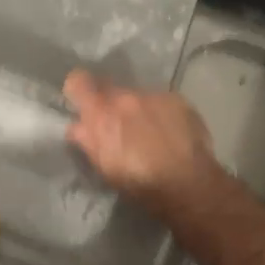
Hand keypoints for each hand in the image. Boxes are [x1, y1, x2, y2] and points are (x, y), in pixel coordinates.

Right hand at [64, 69, 222, 206]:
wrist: (187, 183)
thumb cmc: (138, 181)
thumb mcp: (103, 166)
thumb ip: (87, 140)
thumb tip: (78, 126)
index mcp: (101, 112)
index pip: (79, 81)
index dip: (79, 88)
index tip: (83, 102)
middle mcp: (126, 97)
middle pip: (112, 90)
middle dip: (112, 106)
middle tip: (120, 128)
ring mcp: (154, 96)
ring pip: (139, 97)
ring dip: (139, 110)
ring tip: (150, 134)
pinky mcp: (178, 100)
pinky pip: (162, 102)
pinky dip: (162, 114)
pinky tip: (171, 134)